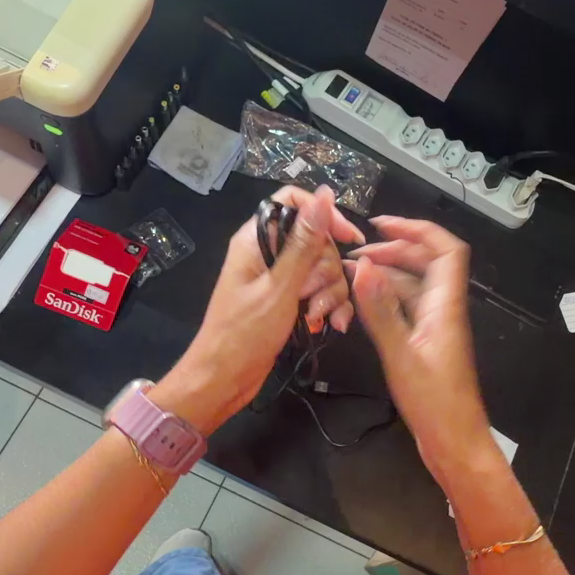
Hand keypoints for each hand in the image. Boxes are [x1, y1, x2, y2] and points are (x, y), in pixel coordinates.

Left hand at [156, 185, 361, 433]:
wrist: (225, 379)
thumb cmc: (244, 334)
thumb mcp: (279, 287)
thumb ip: (304, 242)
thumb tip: (324, 195)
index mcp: (256, 239)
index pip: (294, 202)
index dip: (324, 214)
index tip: (349, 238)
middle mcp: (269, 253)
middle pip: (317, 240)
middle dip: (326, 270)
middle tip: (313, 296)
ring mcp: (280, 278)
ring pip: (323, 269)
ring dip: (330, 293)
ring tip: (319, 317)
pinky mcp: (289, 301)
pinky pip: (320, 292)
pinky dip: (329, 306)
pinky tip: (331, 325)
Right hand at [347, 217, 501, 477]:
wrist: (454, 443)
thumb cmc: (435, 403)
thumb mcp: (401, 354)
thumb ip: (380, 310)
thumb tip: (363, 267)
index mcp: (446, 305)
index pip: (445, 249)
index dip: (417, 229)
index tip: (381, 224)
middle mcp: (444, 310)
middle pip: (427, 263)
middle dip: (394, 250)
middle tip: (356, 255)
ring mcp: (435, 327)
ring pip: (415, 286)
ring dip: (388, 274)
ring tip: (353, 274)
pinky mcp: (426, 344)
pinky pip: (407, 308)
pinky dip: (387, 298)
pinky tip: (363, 302)